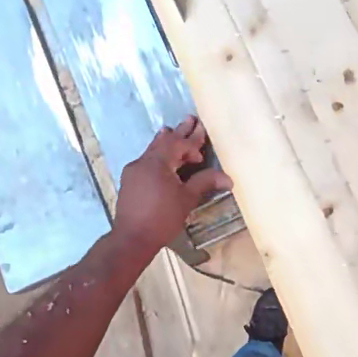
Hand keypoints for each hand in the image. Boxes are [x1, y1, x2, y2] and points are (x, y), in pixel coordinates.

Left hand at [111, 118, 230, 256]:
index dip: (192, 145)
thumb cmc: (161, 218)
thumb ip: (205, 183)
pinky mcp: (130, 182)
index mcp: (157, 162)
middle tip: (191, 118)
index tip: (202, 152)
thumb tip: (228, 178)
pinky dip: (158, 156)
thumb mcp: (186, 199)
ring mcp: (133, 171)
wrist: (132, 238)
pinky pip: (146, 161)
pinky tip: (160, 158)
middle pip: (164, 142)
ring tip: (170, 129)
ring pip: (152, 150)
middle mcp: (143, 162)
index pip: (177, 144)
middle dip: (179, 132)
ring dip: (165, 142)